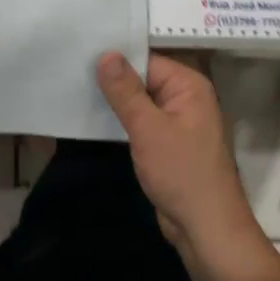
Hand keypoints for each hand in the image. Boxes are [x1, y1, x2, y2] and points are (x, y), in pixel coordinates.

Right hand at [98, 53, 279, 280]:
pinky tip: (94, 117)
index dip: (117, 57)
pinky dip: (123, 121)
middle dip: (113, 78)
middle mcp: (186, 98)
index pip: (147, 59)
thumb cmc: (181, 173)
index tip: (83, 51)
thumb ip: (126, 91)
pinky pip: (142, 123)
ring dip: (115, 101)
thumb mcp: (148, 129)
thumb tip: (106, 53)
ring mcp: (177, 122)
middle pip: (144, 78)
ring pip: (141, 102)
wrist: (206, 230)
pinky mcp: (167, 145)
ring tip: (76, 88)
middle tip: (73, 67)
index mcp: (189, 85)